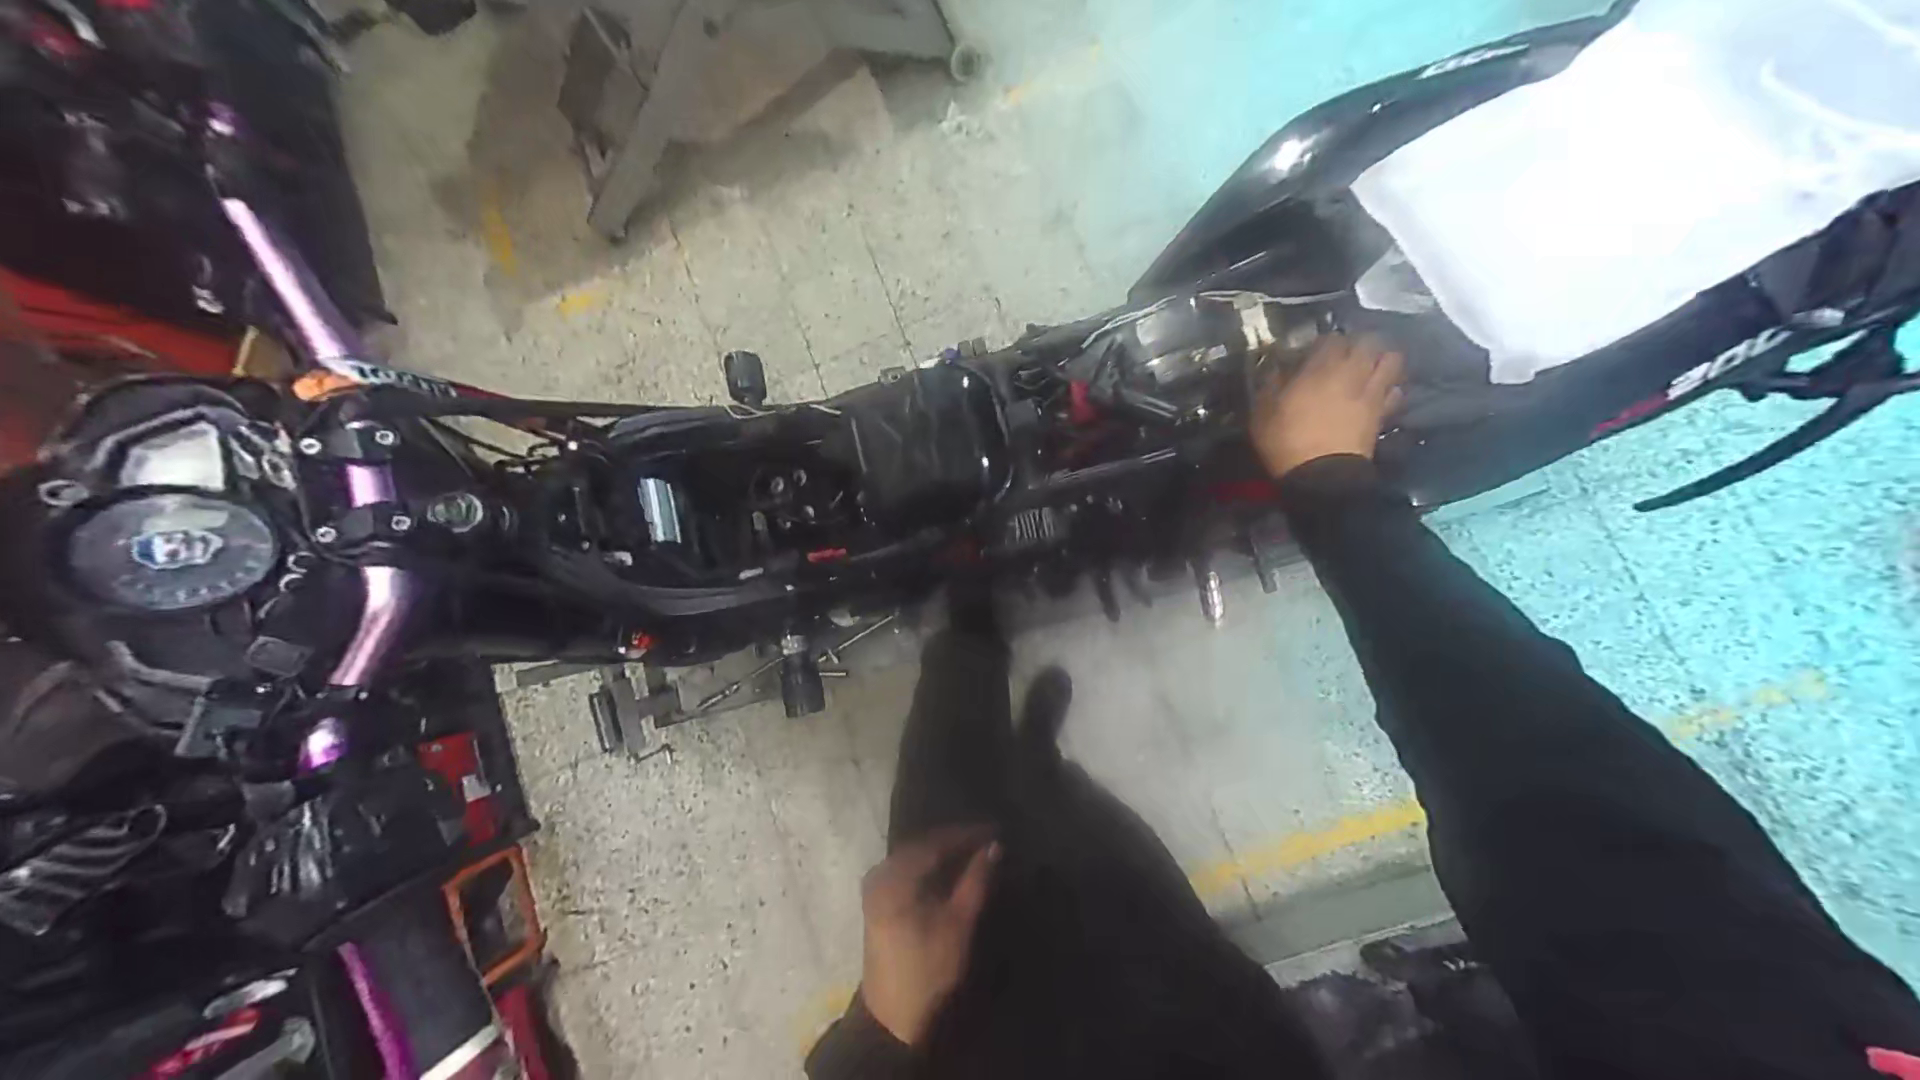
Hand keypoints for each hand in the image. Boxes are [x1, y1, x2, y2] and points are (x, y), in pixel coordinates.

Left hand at [857, 826, 999, 1045]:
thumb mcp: (958, 924)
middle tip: (987, 839)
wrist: (894, 1020)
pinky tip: (951, 869)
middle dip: (956, 841)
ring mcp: (875, 886)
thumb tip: (994, 846)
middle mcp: (880, 873)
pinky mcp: (878, 899)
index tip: (995, 829)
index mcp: (894, 877)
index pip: (935, 842)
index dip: (966, 834)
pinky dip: (931, 866)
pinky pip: (908, 869)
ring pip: (916, 856)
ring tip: (975, 851)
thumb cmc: (928, 971)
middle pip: (923, 845)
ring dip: (944, 852)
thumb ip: (976, 881)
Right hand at [1250, 334, 1404, 479]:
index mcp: (1320, 368)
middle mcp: (1352, 372)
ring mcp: (1372, 392)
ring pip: (1392, 359)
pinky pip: (1396, 390)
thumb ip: (1270, 385)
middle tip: (1345, 355)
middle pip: (1369, 340)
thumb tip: (1275, 369)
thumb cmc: (1286, 441)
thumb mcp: (1262, 413)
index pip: (1330, 338)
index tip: (1311, 353)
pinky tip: (1377, 394)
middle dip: (1358, 343)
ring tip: (1368, 367)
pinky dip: (1390, 387)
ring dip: (1381, 359)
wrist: (1321, 476)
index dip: (1322, 343)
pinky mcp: (1383, 412)